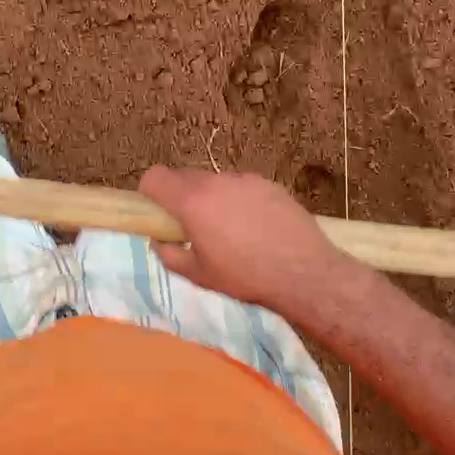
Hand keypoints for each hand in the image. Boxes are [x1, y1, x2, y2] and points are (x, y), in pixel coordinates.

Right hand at [140, 167, 351, 310]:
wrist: (306, 274)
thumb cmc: (245, 276)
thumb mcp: (199, 275)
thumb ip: (170, 256)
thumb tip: (159, 243)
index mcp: (191, 202)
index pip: (154, 177)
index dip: (149, 192)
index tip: (157, 211)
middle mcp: (214, 182)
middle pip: (183, 177)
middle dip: (180, 196)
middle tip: (193, 225)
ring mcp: (244, 180)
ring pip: (214, 181)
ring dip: (211, 197)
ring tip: (231, 228)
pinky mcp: (268, 184)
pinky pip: (242, 186)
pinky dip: (239, 200)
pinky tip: (257, 226)